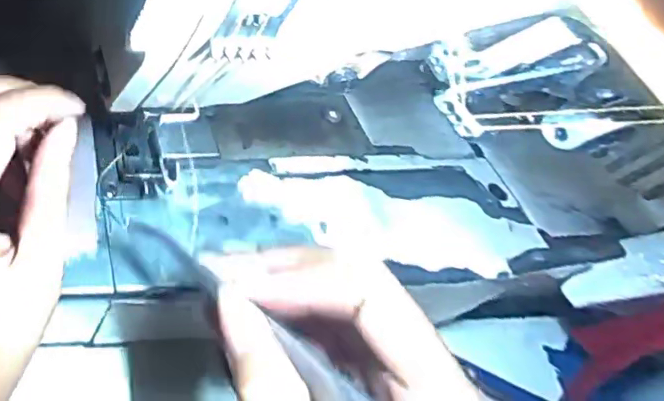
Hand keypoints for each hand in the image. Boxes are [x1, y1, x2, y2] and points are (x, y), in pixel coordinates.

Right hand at [211, 247, 482, 400]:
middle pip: (358, 285)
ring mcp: (412, 382)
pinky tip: (255, 314)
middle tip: (221, 274)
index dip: (298, 277)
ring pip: (346, 303)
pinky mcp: (384, 393)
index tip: (233, 285)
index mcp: (442, 393)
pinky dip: (292, 318)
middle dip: (282, 273)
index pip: (369, 291)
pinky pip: (339, 336)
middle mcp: (436, 374)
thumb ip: (269, 383)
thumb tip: (227, 298)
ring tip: (228, 286)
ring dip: (282, 288)